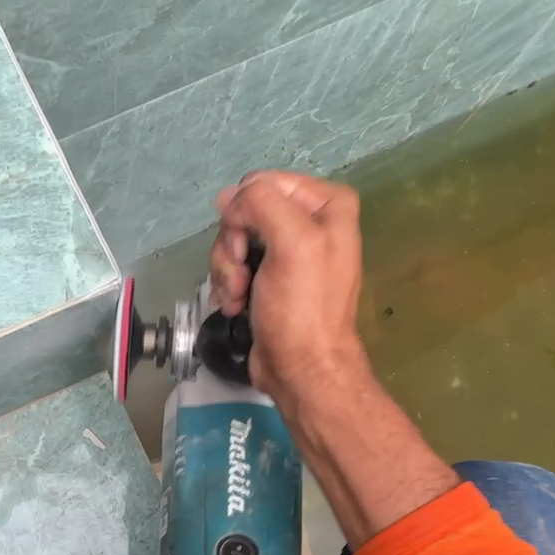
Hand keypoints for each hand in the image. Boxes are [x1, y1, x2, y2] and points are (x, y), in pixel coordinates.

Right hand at [208, 171, 367, 410]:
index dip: (244, 213)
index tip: (244, 247)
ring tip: (238, 297)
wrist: (301, 370)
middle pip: (245, 214)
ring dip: (227, 272)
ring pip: (234, 243)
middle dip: (234, 248)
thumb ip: (262, 204)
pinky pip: (233, 267)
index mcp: (326, 205)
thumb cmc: (302, 309)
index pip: (264, 185)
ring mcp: (287, 254)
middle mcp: (309, 224)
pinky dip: (227, 287)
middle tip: (242, 277)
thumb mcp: (292, 244)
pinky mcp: (267, 281)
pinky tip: (235, 306)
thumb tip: (228, 198)